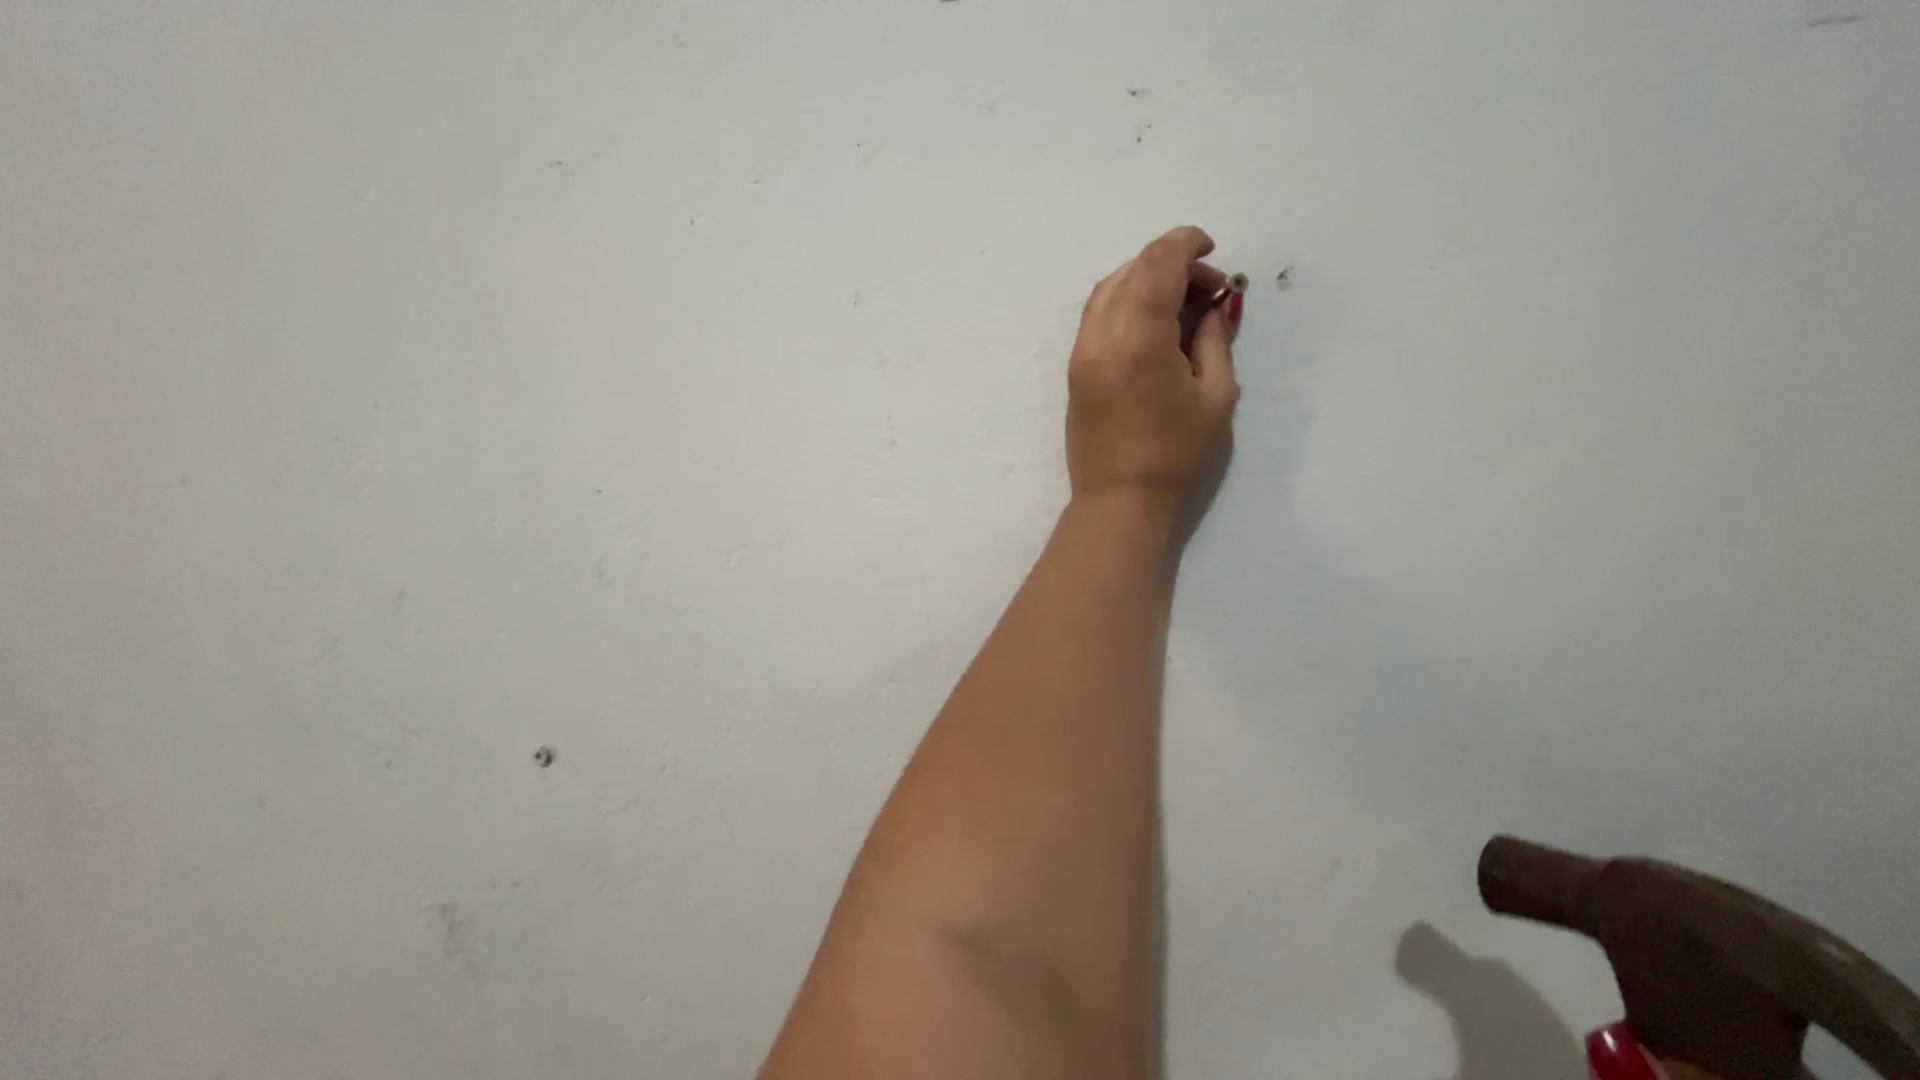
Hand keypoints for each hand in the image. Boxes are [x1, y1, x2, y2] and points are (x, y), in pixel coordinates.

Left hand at [1065, 226, 1239, 503]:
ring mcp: (1082, 351)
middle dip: (1171, 263)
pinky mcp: (1075, 368)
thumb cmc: (1177, 455)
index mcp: (1140, 338)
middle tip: (1206, 287)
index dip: (1185, 245)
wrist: (1119, 500)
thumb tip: (1212, 307)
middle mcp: (1103, 335)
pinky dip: (1123, 300)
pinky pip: (1096, 314)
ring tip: (1180, 300)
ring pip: (1108, 289)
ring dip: (1144, 278)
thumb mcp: (1215, 396)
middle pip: (1132, 270)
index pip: (1158, 265)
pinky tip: (1150, 319)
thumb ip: (1215, 340)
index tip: (1211, 249)